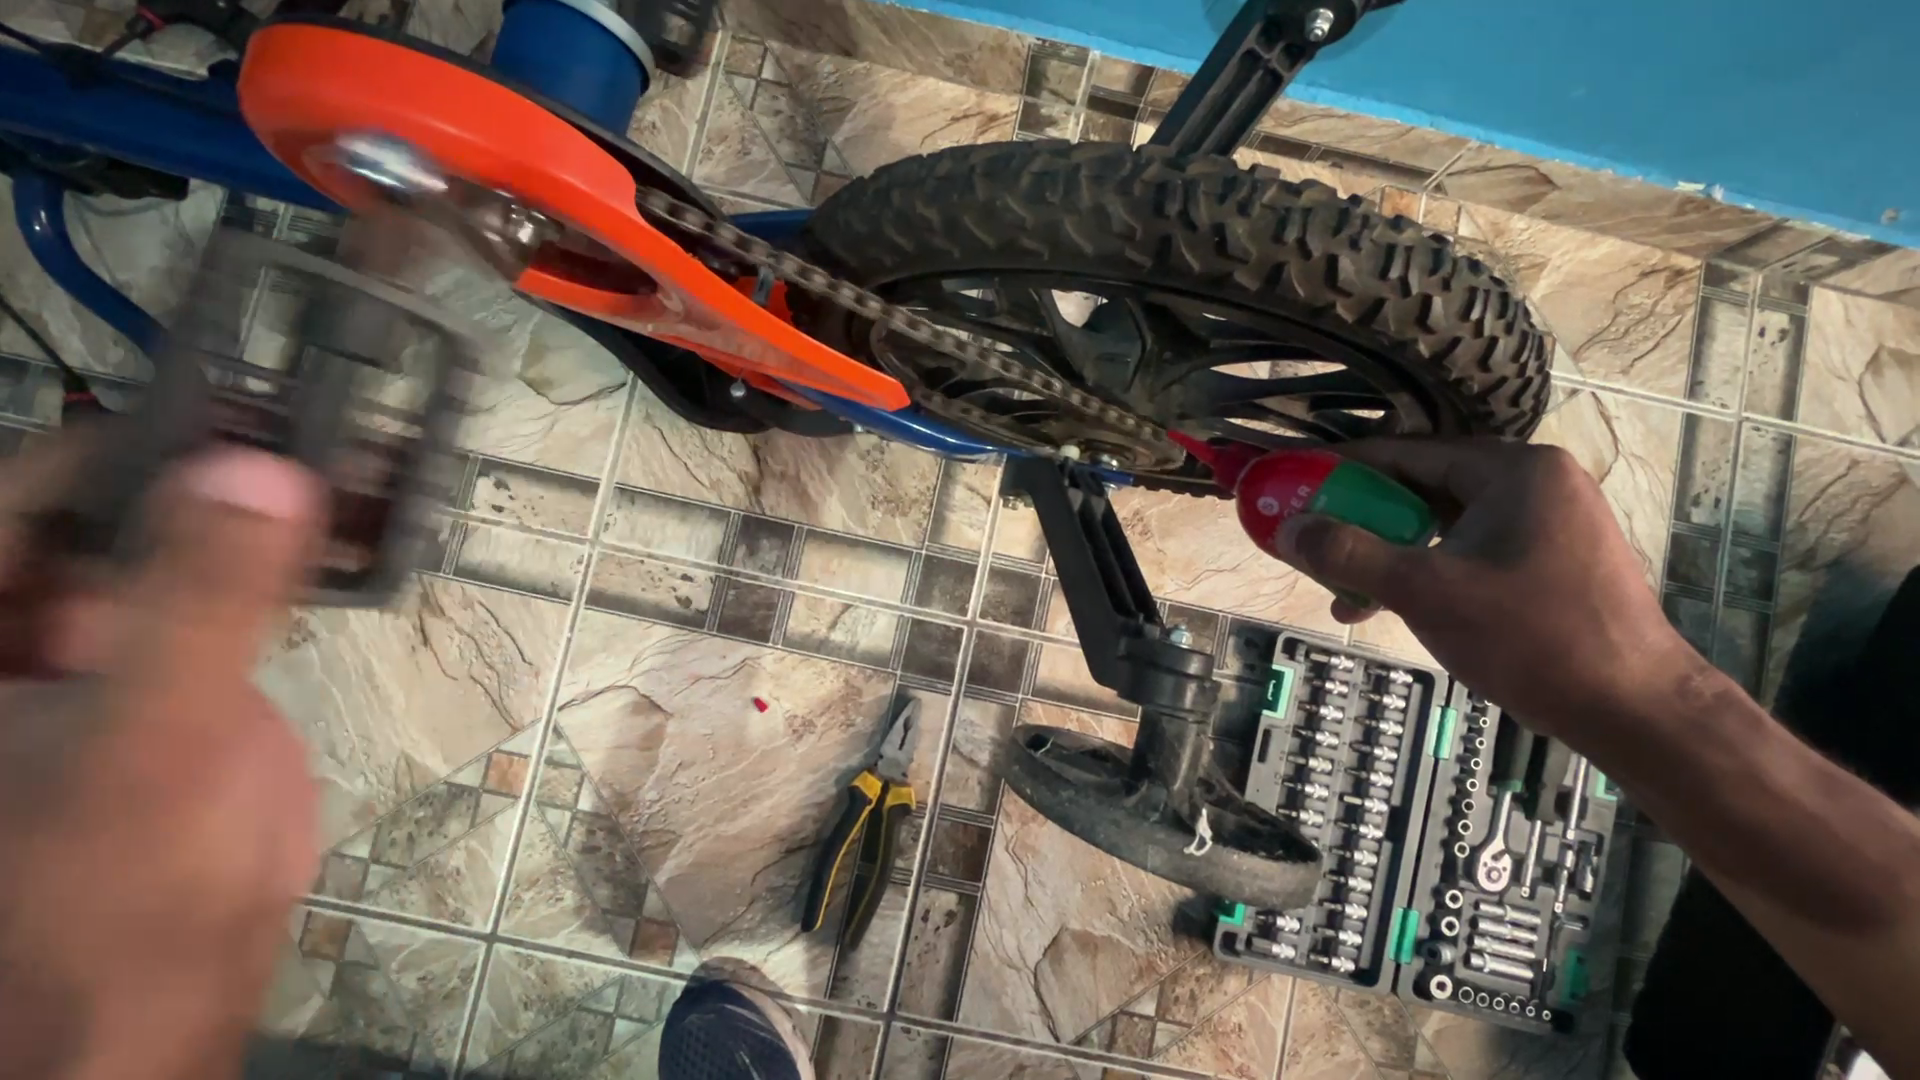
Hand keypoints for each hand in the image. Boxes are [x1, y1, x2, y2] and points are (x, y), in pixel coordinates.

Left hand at [0, 436, 323, 1079]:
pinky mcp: (180, 671)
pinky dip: (293, 558)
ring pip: (185, 542)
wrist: (160, 983)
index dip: (131, 439)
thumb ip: (203, 604)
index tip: (246, 411)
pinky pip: (231, 588)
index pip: (24, 490)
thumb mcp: (152, 734)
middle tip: (330, 437)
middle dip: (223, 469)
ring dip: (272, 510)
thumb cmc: (112, 880)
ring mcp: (104, 644)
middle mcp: (21, 619)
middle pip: (117, 505)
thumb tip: (264, 473)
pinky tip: (357, 540)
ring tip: (366, 477)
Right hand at [1274, 438, 1700, 736]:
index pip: (1406, 452)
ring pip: (1440, 524)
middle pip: (1421, 487)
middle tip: (1311, 540)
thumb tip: (1287, 529)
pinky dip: (1423, 572)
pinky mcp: (1547, 560)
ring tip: (1342, 590)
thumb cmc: (1532, 638)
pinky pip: (1465, 550)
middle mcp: (1533, 483)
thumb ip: (1350, 554)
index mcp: (1513, 471)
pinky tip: (1387, 608)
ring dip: (1386, 553)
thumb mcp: (1426, 591)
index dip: (1341, 466)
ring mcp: (1544, 523)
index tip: (1294, 480)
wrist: (1635, 710)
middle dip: (1359, 518)